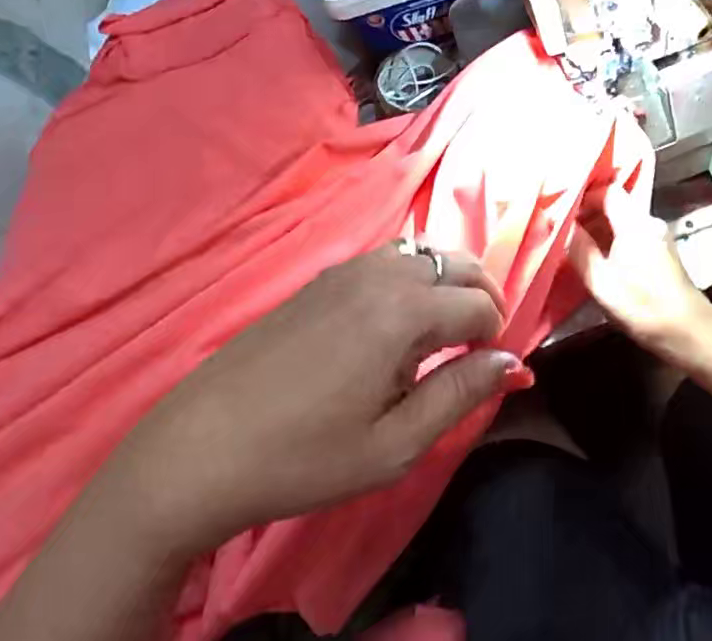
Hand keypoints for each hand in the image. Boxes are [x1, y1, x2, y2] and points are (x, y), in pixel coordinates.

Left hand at [93, 242, 525, 556]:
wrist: (200, 447)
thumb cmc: (304, 456)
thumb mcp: (395, 445)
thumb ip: (461, 394)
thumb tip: (512, 362)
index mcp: (405, 311)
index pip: (481, 304)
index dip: (495, 337)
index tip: (485, 372)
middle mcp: (383, 273)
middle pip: (460, 264)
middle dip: (483, 298)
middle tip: (475, 348)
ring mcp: (348, 268)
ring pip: (427, 254)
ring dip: (450, 282)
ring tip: (443, 332)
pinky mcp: (323, 276)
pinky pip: (391, 257)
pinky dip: (416, 275)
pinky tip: (398, 317)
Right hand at [568, 185, 711, 364]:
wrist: (690, 333)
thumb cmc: (643, 306)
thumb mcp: (601, 281)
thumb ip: (579, 249)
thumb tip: (562, 226)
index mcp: (635, 223)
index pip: (607, 191)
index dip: (583, 197)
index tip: (560, 211)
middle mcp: (648, 222)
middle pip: (614, 204)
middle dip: (587, 213)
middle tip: (561, 230)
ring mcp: (657, 236)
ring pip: (622, 221)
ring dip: (598, 229)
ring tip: (573, 245)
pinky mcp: (660, 252)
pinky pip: (630, 235)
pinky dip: (611, 240)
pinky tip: (597, 259)